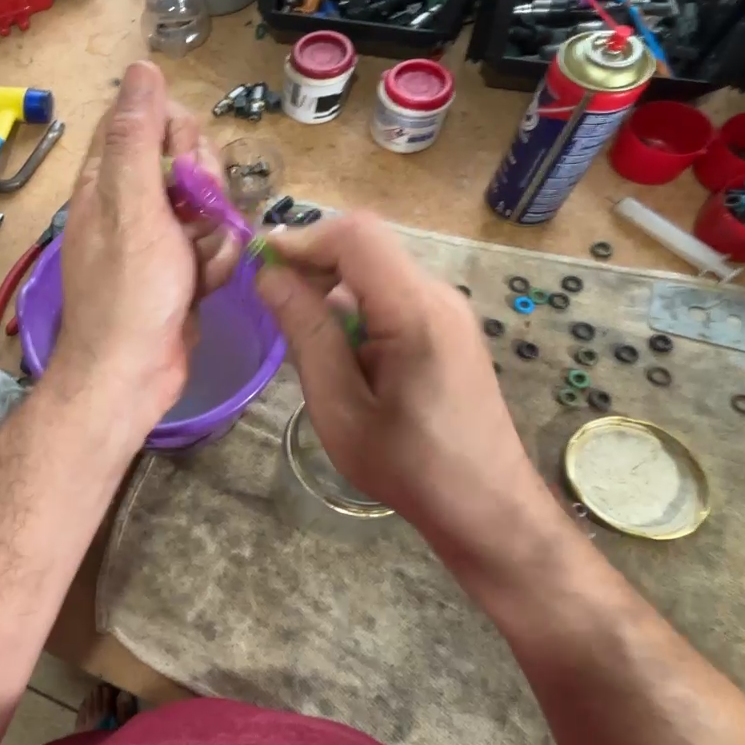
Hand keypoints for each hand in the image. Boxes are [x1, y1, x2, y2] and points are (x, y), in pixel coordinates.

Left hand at [46, 61, 239, 422]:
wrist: (132, 375)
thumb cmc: (130, 292)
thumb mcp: (133, 207)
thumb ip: (137, 138)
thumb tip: (140, 68)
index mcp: (106, 181)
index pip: (144, 121)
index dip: (175, 133)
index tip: (184, 164)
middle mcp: (128, 203)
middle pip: (183, 160)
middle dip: (202, 188)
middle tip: (193, 220)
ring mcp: (155, 238)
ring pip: (206, 203)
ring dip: (214, 233)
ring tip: (199, 265)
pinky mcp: (177, 268)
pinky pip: (211, 242)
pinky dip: (215, 263)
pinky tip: (205, 286)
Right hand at [253, 211, 554, 548]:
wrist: (488, 508)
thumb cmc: (410, 467)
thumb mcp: (340, 407)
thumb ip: (306, 332)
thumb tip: (270, 275)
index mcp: (415, 311)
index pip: (354, 236)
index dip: (300, 239)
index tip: (256, 267)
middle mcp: (436, 295)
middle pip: (364, 244)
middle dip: (309, 260)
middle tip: (269, 300)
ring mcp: (445, 309)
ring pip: (373, 266)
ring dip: (327, 283)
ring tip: (295, 329)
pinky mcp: (443, 326)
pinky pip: (386, 292)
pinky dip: (349, 302)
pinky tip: (333, 347)